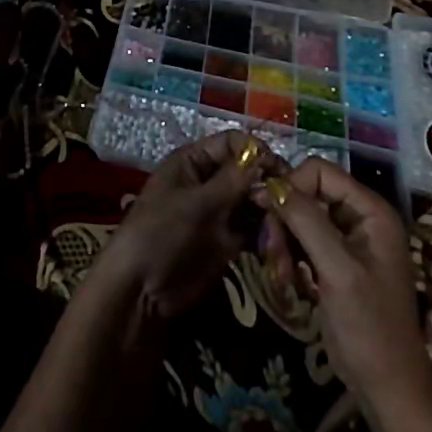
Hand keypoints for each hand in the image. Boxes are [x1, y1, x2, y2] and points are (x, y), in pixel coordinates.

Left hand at [101, 132, 284, 319]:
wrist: (142, 288)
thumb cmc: (161, 233)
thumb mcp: (196, 203)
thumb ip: (231, 181)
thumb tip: (263, 155)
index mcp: (192, 161)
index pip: (231, 143)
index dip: (256, 152)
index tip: (281, 171)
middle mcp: (208, 181)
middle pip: (248, 172)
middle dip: (268, 185)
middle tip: (288, 206)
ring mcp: (219, 211)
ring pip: (255, 201)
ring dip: (271, 213)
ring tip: (283, 230)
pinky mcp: (228, 240)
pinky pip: (254, 229)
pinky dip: (267, 235)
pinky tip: (279, 246)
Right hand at [256, 158, 431, 398]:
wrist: (386, 385)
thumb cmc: (369, 326)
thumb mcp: (337, 270)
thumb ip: (306, 221)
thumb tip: (269, 184)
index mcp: (371, 211)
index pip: (318, 171)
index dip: (290, 187)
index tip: (269, 215)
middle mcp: (360, 217)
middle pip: (305, 192)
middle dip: (283, 220)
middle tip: (273, 254)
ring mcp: (347, 239)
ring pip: (298, 216)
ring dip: (283, 241)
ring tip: (281, 274)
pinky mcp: (334, 259)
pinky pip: (301, 239)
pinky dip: (289, 255)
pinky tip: (289, 281)